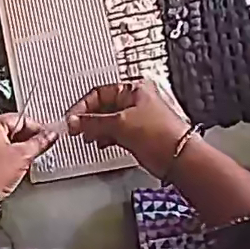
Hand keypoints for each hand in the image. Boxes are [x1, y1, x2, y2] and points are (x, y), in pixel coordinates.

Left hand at [0, 113, 59, 197]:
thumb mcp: (23, 156)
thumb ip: (40, 142)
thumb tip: (49, 136)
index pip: (21, 119)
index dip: (37, 129)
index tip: (47, 137)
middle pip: (13, 129)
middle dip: (28, 140)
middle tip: (38, 149)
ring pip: (7, 140)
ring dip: (19, 149)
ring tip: (25, 160)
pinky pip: (0, 150)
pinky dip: (10, 156)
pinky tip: (15, 165)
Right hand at [66, 79, 190, 170]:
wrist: (178, 158)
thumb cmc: (161, 135)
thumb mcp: (119, 123)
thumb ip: (92, 122)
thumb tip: (74, 121)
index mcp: (134, 90)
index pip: (99, 93)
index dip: (82, 106)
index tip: (71, 119)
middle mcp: (135, 102)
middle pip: (102, 107)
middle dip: (88, 119)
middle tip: (76, 128)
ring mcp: (136, 119)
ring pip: (107, 121)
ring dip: (95, 129)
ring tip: (87, 137)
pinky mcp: (136, 134)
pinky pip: (114, 133)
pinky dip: (104, 137)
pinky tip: (100, 142)